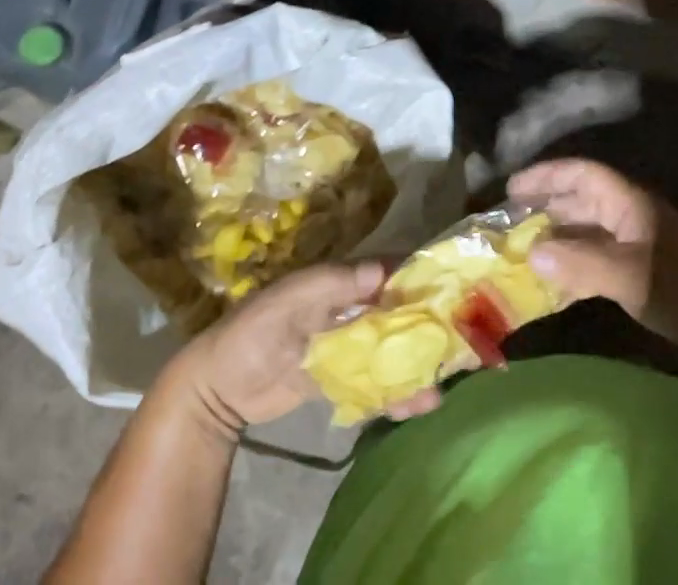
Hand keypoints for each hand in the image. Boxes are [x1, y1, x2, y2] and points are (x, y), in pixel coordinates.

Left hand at [169, 263, 442, 434]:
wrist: (215, 389)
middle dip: (432, 329)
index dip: (424, 280)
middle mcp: (352, 309)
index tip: (457, 295)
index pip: (392, 273)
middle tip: (462, 348)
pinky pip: (378, 382)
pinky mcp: (345, 378)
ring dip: (418, 367)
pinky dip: (398, 393)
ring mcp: (350, 346)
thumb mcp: (286, 301)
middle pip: (402, 313)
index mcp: (341, 281)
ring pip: (395, 350)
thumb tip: (384, 270)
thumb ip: (332, 285)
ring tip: (440, 389)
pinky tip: (417, 407)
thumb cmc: (248, 333)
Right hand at [507, 159, 670, 319]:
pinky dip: (574, 266)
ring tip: (520, 254)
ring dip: (557, 239)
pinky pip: (598, 258)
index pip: (584, 174)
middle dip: (545, 208)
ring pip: (588, 231)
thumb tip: (532, 251)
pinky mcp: (642, 269)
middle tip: (506, 225)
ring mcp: (638, 243)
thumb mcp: (630, 277)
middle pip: (582, 201)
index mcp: (631, 204)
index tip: (511, 188)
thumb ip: (581, 264)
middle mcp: (632, 216)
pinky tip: (554, 284)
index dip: (547, 175)